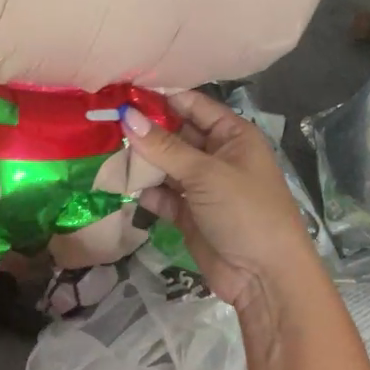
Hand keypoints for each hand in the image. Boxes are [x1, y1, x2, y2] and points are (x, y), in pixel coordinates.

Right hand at [123, 91, 320, 315]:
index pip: (193, 105)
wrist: (265, 277)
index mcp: (233, 135)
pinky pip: (164, 195)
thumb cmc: (245, 211)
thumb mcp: (206, 174)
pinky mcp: (190, 214)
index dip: (161, 98)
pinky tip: (120, 184)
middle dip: (145, 131)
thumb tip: (127, 115)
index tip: (121, 92)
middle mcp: (218, 155)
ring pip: (166, 165)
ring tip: (103, 150)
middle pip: (176, 134)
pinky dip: (146, 191)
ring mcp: (203, 186)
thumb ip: (164, 147)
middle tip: (103, 121)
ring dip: (141, 161)